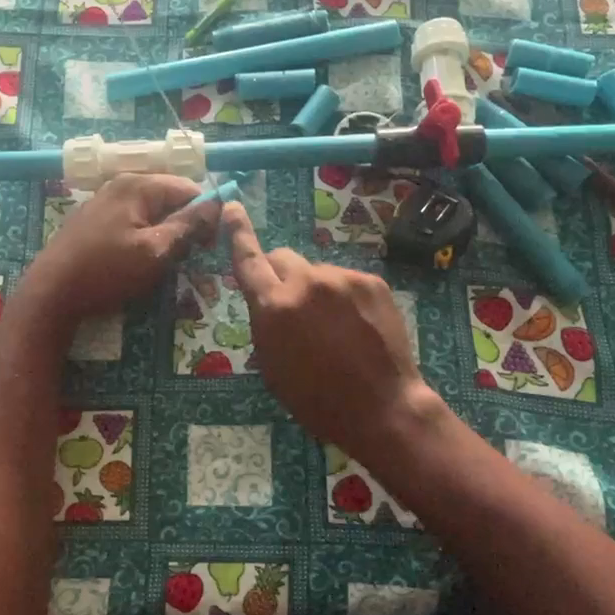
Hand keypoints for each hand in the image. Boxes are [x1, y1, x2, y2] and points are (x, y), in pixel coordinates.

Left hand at [21, 175, 219, 322]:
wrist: (52, 293)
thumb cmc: (106, 272)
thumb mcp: (154, 251)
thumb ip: (188, 225)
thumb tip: (217, 204)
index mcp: (138, 185)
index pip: (189, 188)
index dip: (206, 214)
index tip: (209, 246)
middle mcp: (120, 185)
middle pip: (168, 199)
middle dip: (184, 226)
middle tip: (188, 258)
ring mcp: (104, 203)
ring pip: (150, 214)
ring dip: (164, 236)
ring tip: (164, 264)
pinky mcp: (94, 223)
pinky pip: (130, 223)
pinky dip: (142, 239)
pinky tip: (138, 263)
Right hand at [223, 202, 440, 462]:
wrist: (381, 407)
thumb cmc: (316, 400)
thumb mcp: (272, 367)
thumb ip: (266, 324)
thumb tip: (269, 303)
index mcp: (274, 308)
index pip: (248, 259)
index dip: (237, 232)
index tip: (232, 207)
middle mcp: (306, 283)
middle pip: (282, 259)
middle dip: (280, 277)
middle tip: (292, 310)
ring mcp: (343, 279)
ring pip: (317, 273)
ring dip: (316, 292)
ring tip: (334, 330)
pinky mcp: (372, 282)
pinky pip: (346, 282)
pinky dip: (344, 299)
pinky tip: (357, 328)